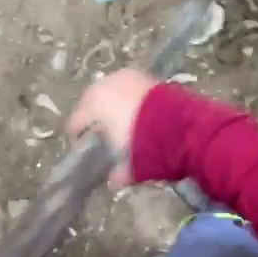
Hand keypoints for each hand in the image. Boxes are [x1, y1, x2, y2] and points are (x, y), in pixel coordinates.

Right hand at [67, 68, 156, 186]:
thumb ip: (117, 172)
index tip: (81, 148)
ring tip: (119, 120)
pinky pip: (130, 88)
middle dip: (94, 117)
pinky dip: (131, 99)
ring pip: (110, 91)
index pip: (75, 122)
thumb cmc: (145, 144)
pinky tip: (138, 111)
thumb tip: (112, 180)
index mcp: (93, 106)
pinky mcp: (146, 76)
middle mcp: (104, 86)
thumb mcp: (129, 164)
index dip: (77, 137)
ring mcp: (126, 77)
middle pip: (90, 102)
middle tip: (100, 133)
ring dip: (112, 104)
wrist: (182, 125)